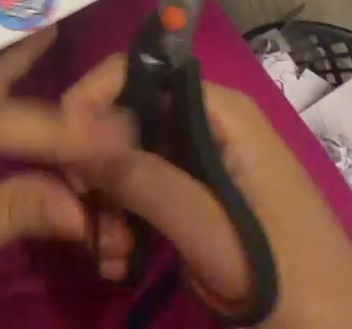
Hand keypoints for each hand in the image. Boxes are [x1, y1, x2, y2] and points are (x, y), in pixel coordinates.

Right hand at [63, 57, 351, 328]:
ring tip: (106, 255)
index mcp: (220, 111)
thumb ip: (144, 179)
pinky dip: (123, 219)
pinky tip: (118, 260)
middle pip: (125, 115)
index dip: (91, 99)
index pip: (136, 71)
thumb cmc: (288, 282)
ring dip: (106, 202)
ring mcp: (203, 158)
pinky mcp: (199, 193)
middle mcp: (207, 121)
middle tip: (80, 216)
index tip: (63, 151)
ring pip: (127, 156)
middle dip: (95, 164)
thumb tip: (74, 134)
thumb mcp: (209, 232)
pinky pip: (143, 187)